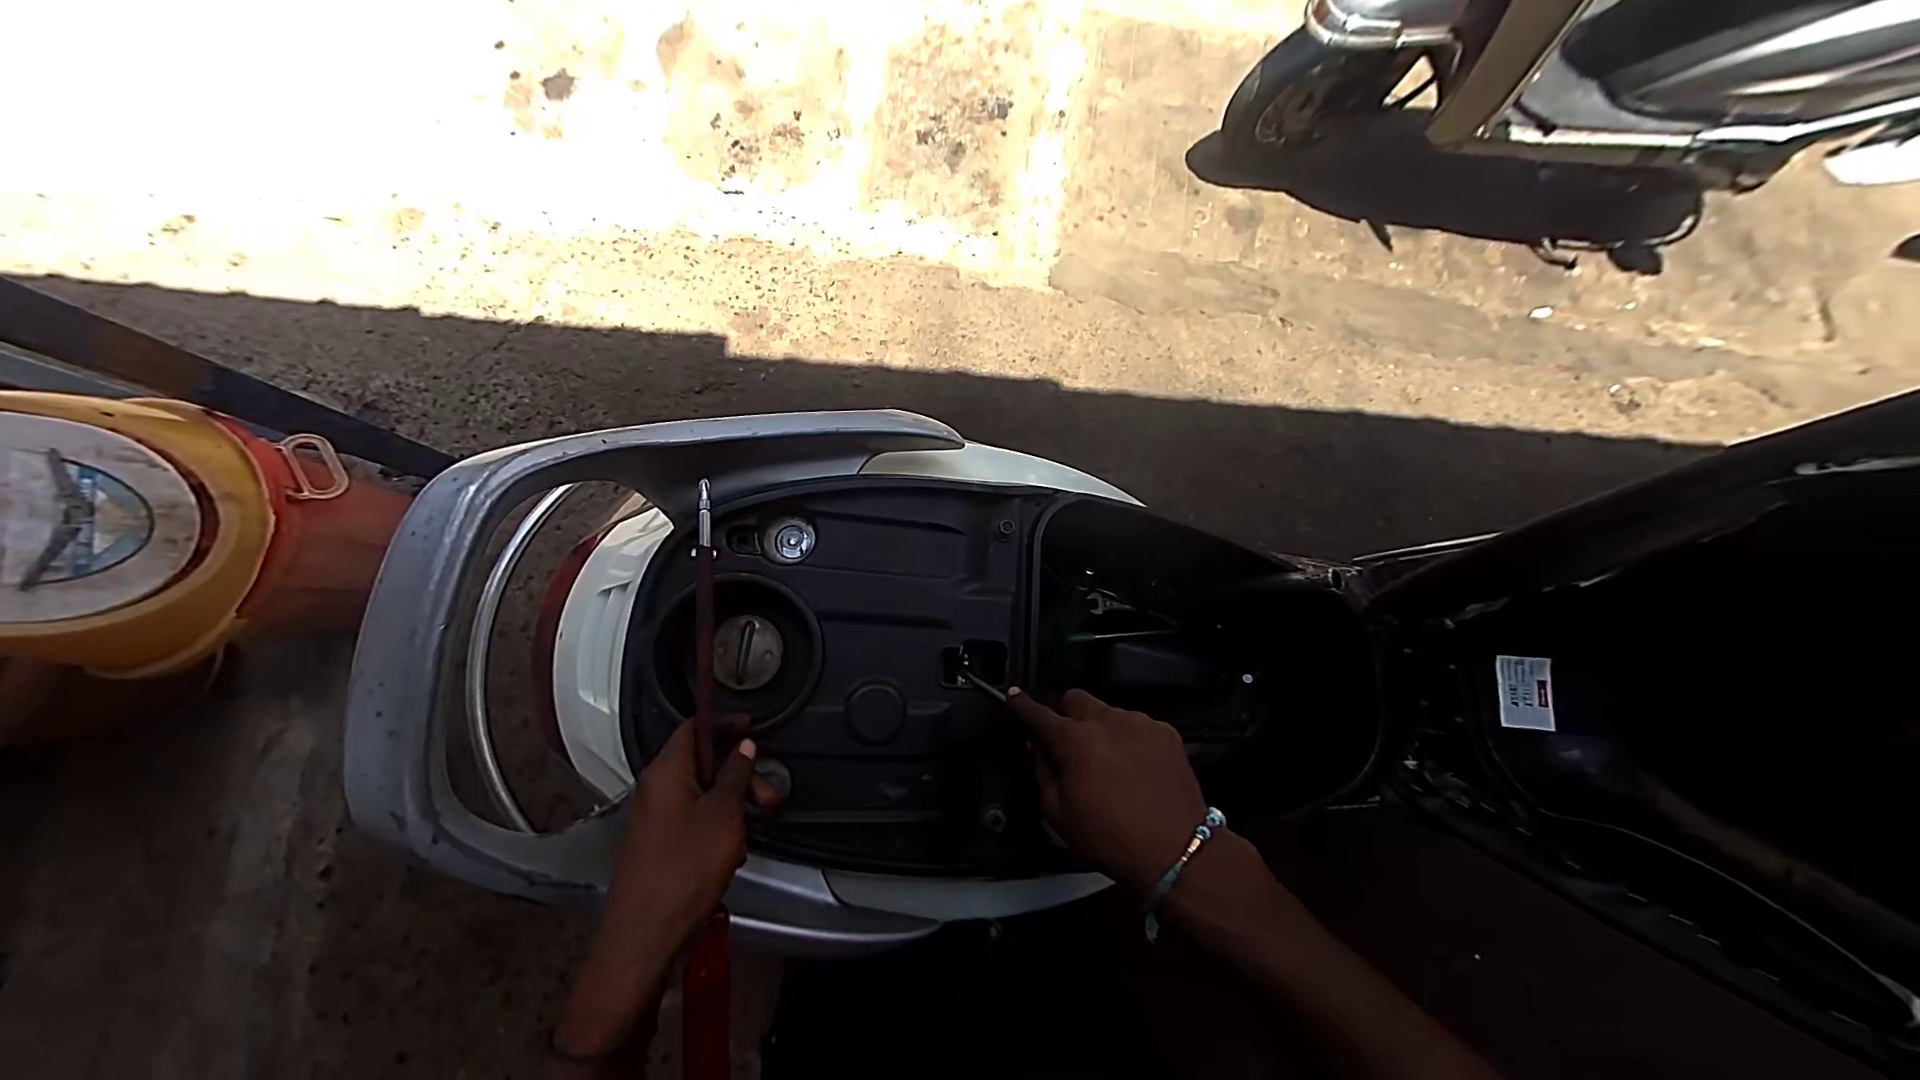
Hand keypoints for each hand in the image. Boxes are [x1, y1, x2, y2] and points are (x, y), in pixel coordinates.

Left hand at [605, 715, 780, 946]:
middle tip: (768, 796)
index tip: (752, 727)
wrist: (644, 937)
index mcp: (666, 772)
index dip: (724, 723)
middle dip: (739, 773)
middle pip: (702, 763)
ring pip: (701, 793)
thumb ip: (737, 774)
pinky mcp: (657, 845)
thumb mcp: (724, 814)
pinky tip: (734, 849)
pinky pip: (692, 818)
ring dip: (732, 802)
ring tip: (754, 826)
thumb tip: (744, 745)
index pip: (693, 727)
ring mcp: (654, 818)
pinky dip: (717, 823)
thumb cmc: (686, 867)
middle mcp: (655, 789)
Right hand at [1009, 688, 1207, 895]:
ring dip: (1101, 729)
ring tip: (1112, 764)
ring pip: (1108, 712)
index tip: (1013, 695)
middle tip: (1071, 743)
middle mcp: (1106, 720)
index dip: (1021, 704)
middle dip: (1067, 714)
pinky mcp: (1165, 731)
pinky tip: (1138, 768)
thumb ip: (1043, 770)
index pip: (1039, 713)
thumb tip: (1039, 745)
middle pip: (1075, 699)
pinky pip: (1137, 725)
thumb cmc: (1109, 837)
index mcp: (1073, 739)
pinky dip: (1130, 739)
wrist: (1175, 850)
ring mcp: (1139, 723)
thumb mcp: (1058, 812)